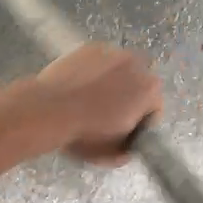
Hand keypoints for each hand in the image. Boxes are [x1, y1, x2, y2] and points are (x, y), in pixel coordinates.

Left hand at [33, 44, 163, 166]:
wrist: (49, 109)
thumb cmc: (83, 133)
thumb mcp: (108, 155)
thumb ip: (125, 153)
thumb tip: (127, 151)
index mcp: (150, 90)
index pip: (153, 110)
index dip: (140, 124)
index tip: (124, 131)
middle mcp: (138, 64)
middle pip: (138, 86)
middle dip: (127, 99)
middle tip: (106, 114)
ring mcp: (113, 52)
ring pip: (119, 71)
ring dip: (112, 83)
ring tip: (90, 99)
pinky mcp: (91, 47)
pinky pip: (99, 62)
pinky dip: (93, 71)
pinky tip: (79, 85)